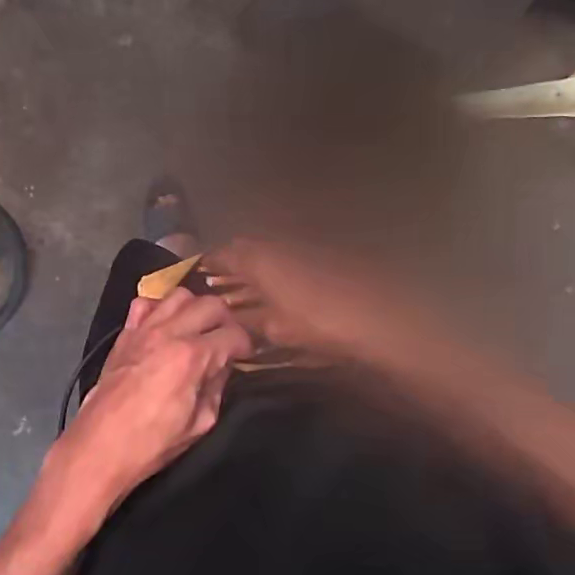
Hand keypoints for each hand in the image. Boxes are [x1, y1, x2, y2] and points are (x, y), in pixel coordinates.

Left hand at [46, 289, 250, 511]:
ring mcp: (143, 328)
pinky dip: (160, 308)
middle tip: (228, 339)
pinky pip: (145, 303)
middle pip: (210, 304)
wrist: (101, 443)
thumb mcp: (200, 423)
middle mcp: (168, 333)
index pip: (233, 335)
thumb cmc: (152, 442)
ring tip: (199, 327)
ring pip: (179, 295)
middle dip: (227, 319)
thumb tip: (222, 367)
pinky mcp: (125, 333)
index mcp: (191, 357)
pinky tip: (165, 325)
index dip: (246, 344)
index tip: (247, 354)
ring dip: (195, 307)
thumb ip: (216, 388)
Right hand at [203, 239, 439, 358]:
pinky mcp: (321, 259)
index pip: (220, 255)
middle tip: (217, 285)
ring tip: (243, 291)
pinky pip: (286, 262)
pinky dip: (275, 275)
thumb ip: (243, 320)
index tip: (195, 276)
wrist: (380, 320)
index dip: (206, 265)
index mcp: (257, 259)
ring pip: (266, 256)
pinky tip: (276, 295)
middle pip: (242, 251)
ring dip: (252, 270)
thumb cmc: (317, 324)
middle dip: (229, 265)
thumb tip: (224, 317)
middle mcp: (275, 246)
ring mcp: (300, 250)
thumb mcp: (273, 328)